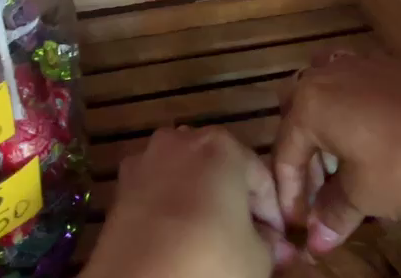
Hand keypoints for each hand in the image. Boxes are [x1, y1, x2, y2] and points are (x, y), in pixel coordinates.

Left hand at [84, 126, 292, 277]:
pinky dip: (171, 206)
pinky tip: (178, 238)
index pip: (260, 176)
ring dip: (201, 200)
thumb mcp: (258, 257)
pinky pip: (158, 189)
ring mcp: (147, 157)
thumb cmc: (212, 260)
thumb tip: (274, 242)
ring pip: (185, 175)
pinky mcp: (122, 183)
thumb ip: (269, 242)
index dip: (272, 212)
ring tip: (212, 240)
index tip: (278, 242)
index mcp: (221, 145)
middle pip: (220, 168)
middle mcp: (181, 139)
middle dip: (235, 201)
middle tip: (248, 241)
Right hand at [272, 49, 400, 253]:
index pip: (285, 149)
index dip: (289, 192)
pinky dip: (351, 113)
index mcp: (311, 101)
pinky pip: (354, 87)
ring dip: (324, 128)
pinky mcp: (391, 67)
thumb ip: (333, 212)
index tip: (299, 226)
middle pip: (298, 112)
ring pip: (325, 93)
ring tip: (341, 166)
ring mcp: (361, 64)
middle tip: (318, 193)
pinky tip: (372, 141)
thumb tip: (316, 239)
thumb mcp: (368, 198)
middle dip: (302, 152)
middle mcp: (327, 73)